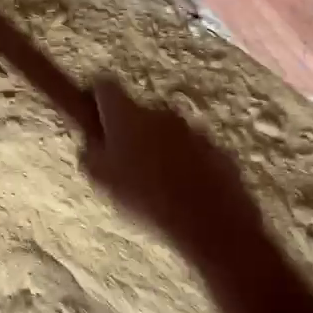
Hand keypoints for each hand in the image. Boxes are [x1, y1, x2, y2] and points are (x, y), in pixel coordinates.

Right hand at [80, 81, 262, 259]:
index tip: (93, 117)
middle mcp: (159, 112)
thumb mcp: (100, 178)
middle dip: (130, 129)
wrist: (215, 228)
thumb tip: (92, 144)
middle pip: (137, 111)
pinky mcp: (221, 154)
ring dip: (159, 148)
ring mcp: (194, 132)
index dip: (95, 98)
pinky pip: (195, 152)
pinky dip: (188, 165)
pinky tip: (185, 193)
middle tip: (125, 160)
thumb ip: (91, 152)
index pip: (103, 84)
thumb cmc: (147, 199)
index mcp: (125, 113)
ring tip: (157, 183)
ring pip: (167, 132)